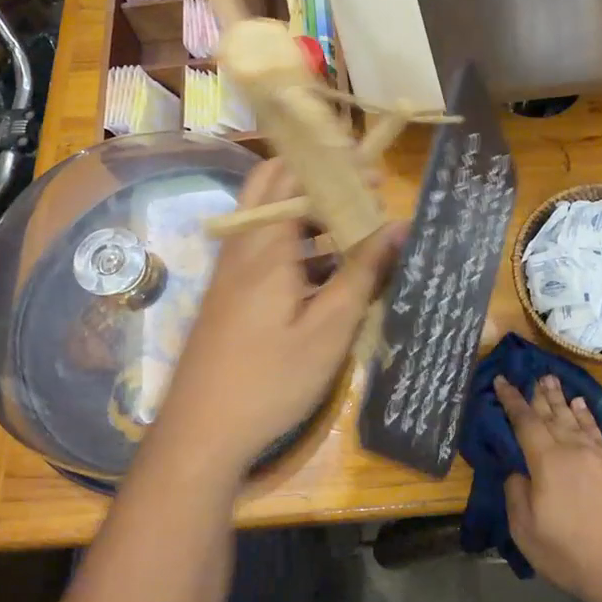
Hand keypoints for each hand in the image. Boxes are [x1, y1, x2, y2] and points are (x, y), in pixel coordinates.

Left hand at [152, 159, 402, 480]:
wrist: (201, 431)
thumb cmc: (271, 379)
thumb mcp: (329, 329)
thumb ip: (364, 272)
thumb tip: (400, 225)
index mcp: (266, 246)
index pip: (297, 178)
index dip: (338, 171)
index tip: (378, 178)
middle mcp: (243, 246)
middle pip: (274, 187)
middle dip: (319, 181)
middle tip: (363, 195)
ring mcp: (232, 270)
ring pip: (270, 219)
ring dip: (310, 215)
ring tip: (356, 232)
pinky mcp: (231, 294)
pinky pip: (265, 250)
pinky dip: (297, 246)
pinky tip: (329, 275)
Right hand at [501, 375, 601, 601]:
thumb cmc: (570, 554)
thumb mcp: (526, 531)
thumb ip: (516, 494)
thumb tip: (518, 472)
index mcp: (547, 462)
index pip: (525, 422)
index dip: (511, 400)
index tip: (502, 381)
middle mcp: (573, 450)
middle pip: (552, 415)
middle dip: (538, 394)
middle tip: (531, 373)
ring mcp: (598, 457)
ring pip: (575, 419)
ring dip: (561, 399)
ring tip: (552, 381)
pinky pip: (597, 431)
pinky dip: (587, 415)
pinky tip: (582, 406)